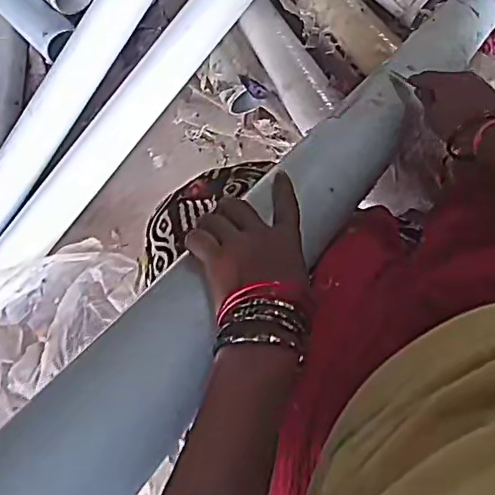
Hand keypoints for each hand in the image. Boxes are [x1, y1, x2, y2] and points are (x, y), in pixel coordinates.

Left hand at [186, 172, 308, 310]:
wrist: (268, 317)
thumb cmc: (291, 307)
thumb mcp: (303, 284)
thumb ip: (295, 275)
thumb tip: (298, 288)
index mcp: (286, 241)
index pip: (286, 208)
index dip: (282, 190)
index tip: (279, 177)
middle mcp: (259, 235)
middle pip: (239, 207)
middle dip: (228, 208)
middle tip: (221, 214)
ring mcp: (235, 243)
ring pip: (215, 218)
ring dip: (208, 222)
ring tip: (203, 229)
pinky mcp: (215, 257)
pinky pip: (198, 238)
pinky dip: (193, 239)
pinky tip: (191, 243)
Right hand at [409, 70, 494, 141]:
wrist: (488, 134)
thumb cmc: (454, 127)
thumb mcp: (432, 116)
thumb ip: (426, 100)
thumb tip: (423, 91)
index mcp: (442, 80)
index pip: (425, 77)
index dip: (417, 81)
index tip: (412, 84)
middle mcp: (461, 76)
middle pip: (445, 78)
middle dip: (438, 85)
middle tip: (432, 95)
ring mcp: (478, 82)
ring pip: (461, 83)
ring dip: (455, 90)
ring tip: (450, 102)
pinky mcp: (491, 92)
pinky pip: (474, 90)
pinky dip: (468, 96)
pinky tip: (466, 106)